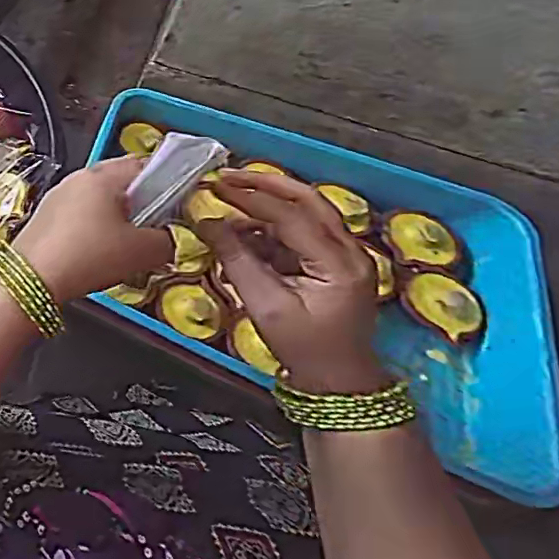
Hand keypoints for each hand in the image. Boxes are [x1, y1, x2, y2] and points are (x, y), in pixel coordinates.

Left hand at [11, 157, 172, 301]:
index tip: (181, 202)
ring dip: (117, 215)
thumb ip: (167, 240)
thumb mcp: (142, 251)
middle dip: (142, 200)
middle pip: (120, 180)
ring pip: (98, 198)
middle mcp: (78, 177)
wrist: (32, 278)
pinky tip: (99, 250)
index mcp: (103, 175)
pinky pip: (79, 212)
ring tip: (129, 242)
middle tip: (157, 225)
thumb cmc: (90, 255)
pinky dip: (95, 225)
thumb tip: (172, 237)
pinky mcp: (45, 215)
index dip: (168, 180)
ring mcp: (58, 195)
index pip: (145, 163)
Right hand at [196, 171, 388, 393]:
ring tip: (227, 205)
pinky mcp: (332, 260)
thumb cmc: (303, 347)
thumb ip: (237, 260)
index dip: (251, 199)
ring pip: (306, 211)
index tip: (215, 188)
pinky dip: (270, 226)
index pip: (292, 217)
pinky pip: (300, 230)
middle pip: (309, 200)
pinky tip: (242, 234)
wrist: (338, 381)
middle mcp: (349, 250)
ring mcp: (344, 254)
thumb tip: (208, 223)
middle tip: (226, 177)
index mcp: (339, 264)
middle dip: (266, 184)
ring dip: (266, 204)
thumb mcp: (265, 306)